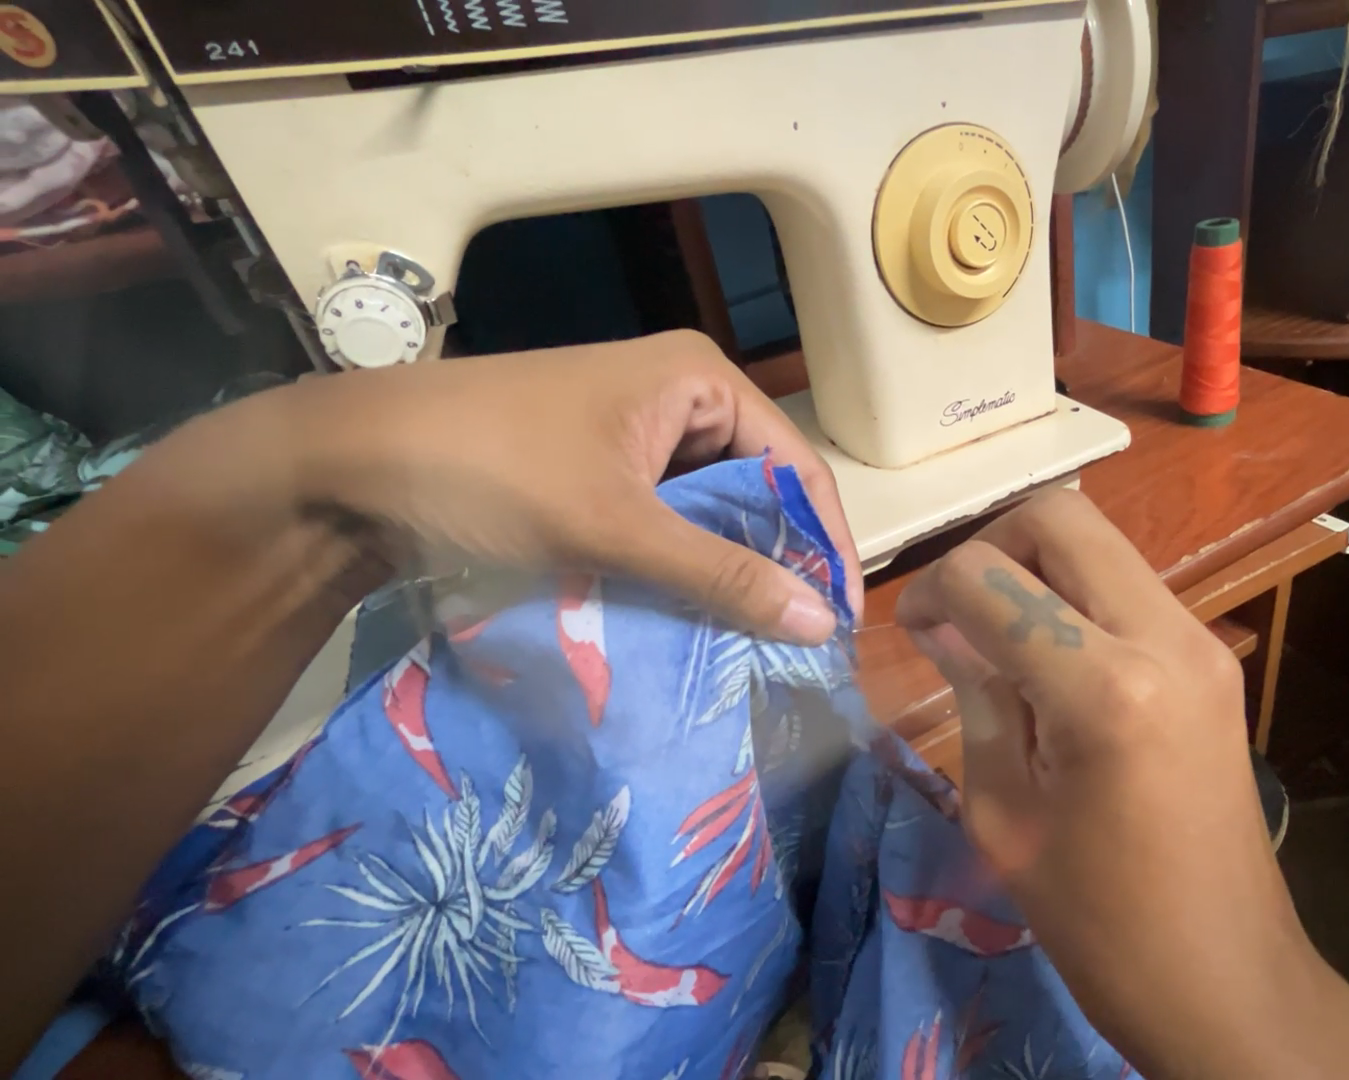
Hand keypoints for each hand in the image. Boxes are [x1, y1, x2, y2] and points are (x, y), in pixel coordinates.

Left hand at [283, 330, 860, 642]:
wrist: (336, 466)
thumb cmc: (488, 471)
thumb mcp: (616, 526)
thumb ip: (722, 574)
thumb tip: (821, 622)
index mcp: (701, 379)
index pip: (797, 467)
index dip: (825, 543)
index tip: (837, 617)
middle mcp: (685, 396)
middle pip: (762, 488)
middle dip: (780, 560)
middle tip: (798, 638)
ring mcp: (644, 430)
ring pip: (717, 508)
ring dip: (733, 568)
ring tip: (758, 636)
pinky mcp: (611, 465)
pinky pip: (675, 518)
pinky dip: (688, 563)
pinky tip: (698, 611)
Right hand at [896, 490, 1348, 1079]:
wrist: (1229, 980)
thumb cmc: (1101, 923)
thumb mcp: (1004, 815)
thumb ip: (975, 696)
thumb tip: (945, 624)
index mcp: (1105, 689)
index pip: (990, 578)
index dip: (932, 589)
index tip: (914, 628)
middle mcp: (1165, 637)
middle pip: (1061, 516)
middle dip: (992, 545)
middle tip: (960, 610)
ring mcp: (1201, 641)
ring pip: (1100, 542)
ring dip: (1036, 566)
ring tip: (1000, 632)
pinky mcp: (1214, 658)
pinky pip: (1128, 587)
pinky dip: (1075, 595)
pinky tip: (1051, 656)